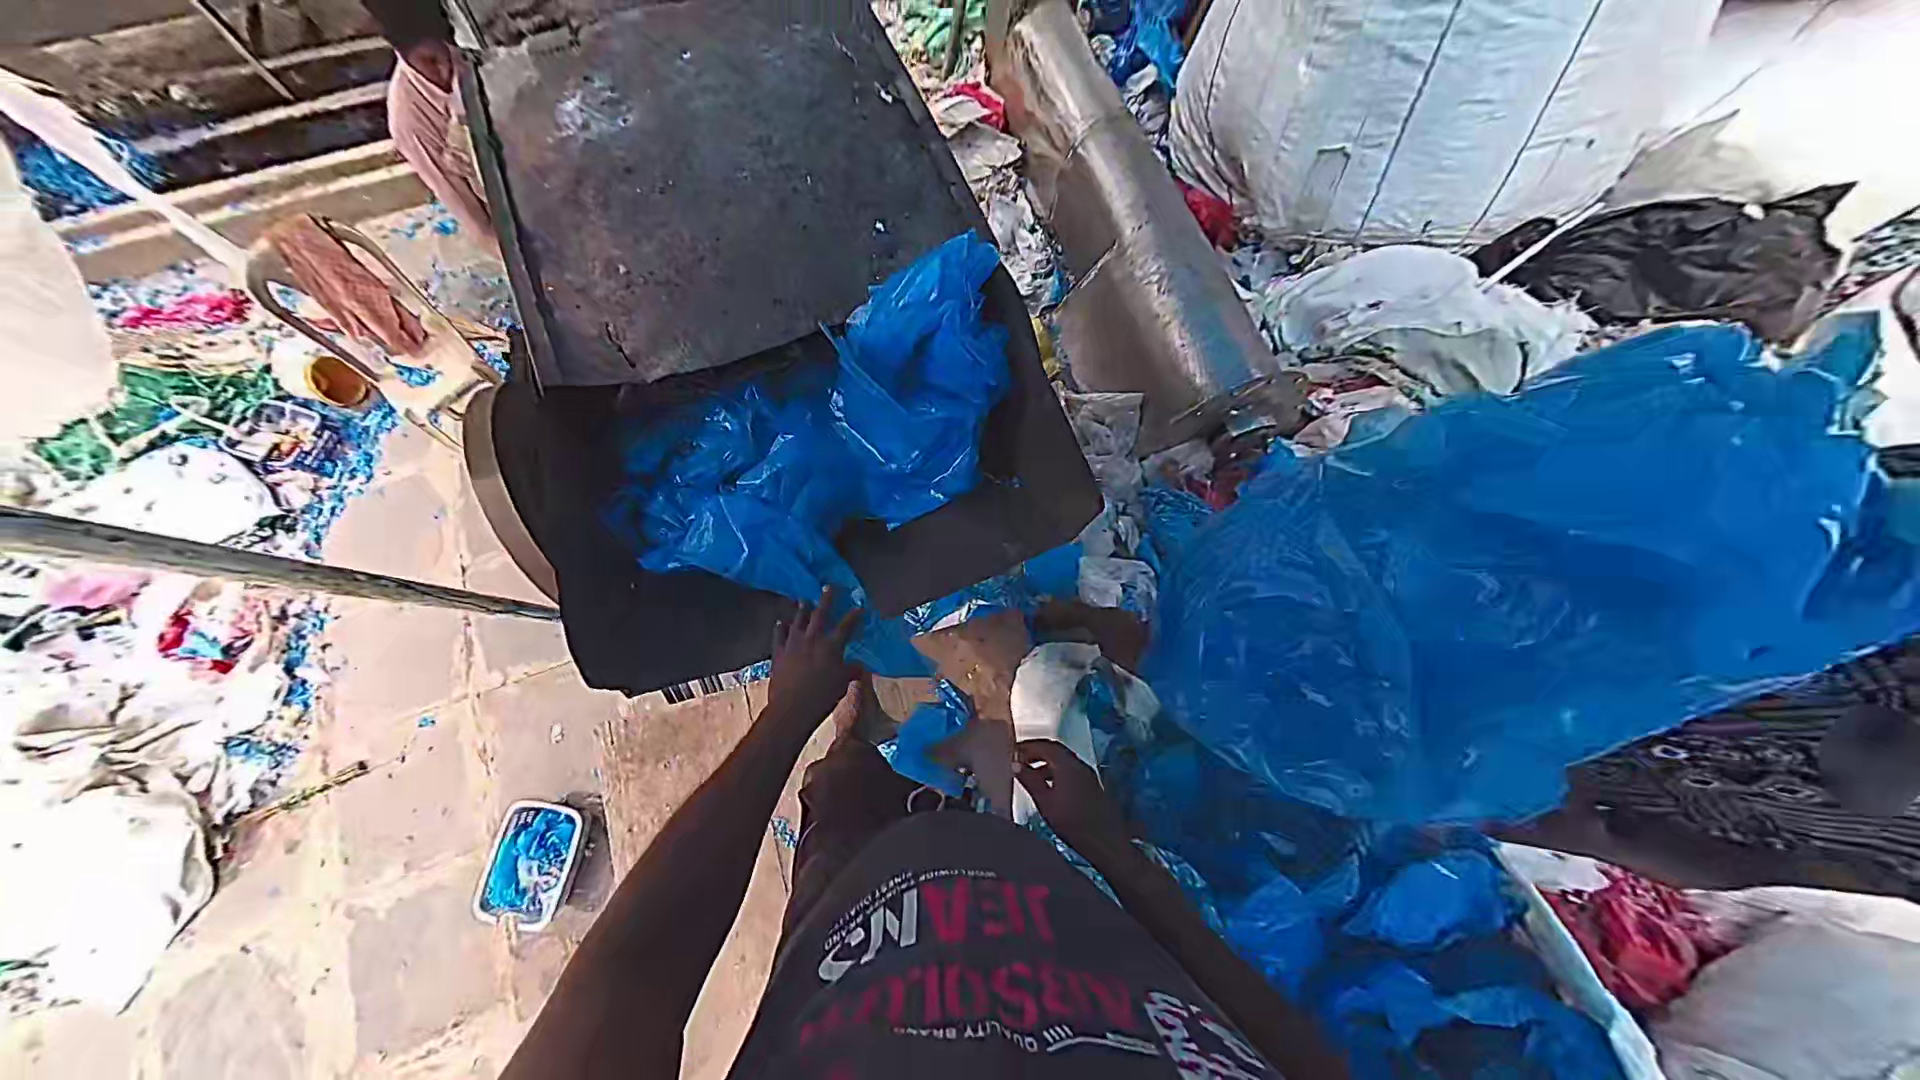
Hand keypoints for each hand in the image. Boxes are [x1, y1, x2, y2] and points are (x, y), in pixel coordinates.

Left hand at [766, 587, 863, 731]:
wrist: (792, 708)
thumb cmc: (823, 696)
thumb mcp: (843, 683)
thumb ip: (852, 670)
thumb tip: (860, 665)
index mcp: (832, 645)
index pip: (846, 625)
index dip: (854, 616)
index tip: (860, 608)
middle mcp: (812, 639)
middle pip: (821, 614)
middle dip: (826, 599)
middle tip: (829, 587)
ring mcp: (793, 644)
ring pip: (798, 621)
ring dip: (802, 610)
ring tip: (804, 600)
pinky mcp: (778, 653)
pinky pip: (779, 636)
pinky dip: (781, 628)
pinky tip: (781, 622)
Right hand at [1017, 739, 1130, 855]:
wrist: (1105, 842)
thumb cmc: (1073, 823)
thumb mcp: (1045, 802)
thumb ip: (1030, 780)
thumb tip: (1015, 765)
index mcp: (1067, 765)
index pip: (1045, 745)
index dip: (1028, 746)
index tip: (1014, 750)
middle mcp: (1079, 765)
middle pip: (1055, 750)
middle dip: (1037, 752)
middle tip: (1020, 759)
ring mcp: (1088, 774)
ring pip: (1063, 760)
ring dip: (1046, 762)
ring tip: (1030, 773)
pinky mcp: (1092, 785)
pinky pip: (1070, 770)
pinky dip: (1056, 771)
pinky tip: (1048, 786)